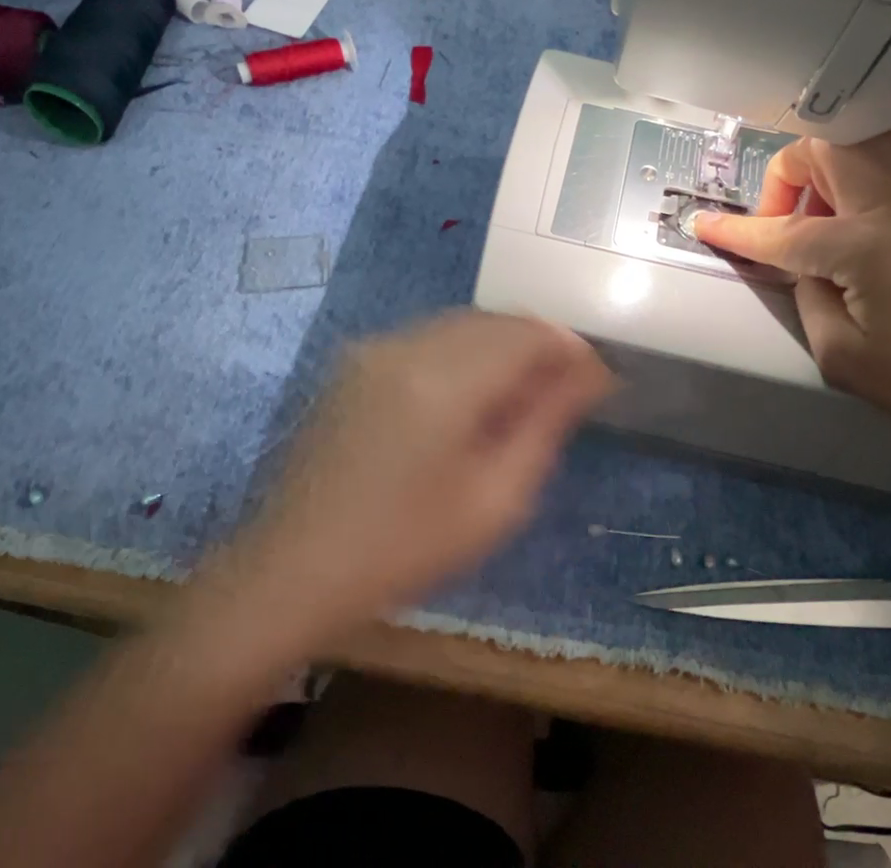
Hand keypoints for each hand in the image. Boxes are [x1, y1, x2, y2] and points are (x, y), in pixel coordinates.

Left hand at [206, 311, 611, 638]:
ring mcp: (372, 350)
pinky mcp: (352, 364)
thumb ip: (545, 423)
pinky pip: (426, 339)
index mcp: (444, 380)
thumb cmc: (404, 549)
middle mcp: (406, 345)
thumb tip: (588, 373)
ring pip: (460, 325)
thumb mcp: (495, 500)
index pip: (529, 333)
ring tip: (522, 398)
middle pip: (495, 320)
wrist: (292, 571)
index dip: (571, 351)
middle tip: (567, 393)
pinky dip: (463, 355)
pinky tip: (470, 399)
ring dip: (501, 348)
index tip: (598, 383)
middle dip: (539, 346)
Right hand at [694, 132, 890, 455]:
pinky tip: (868, 238)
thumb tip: (806, 267)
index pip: (782, 229)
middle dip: (786, 176)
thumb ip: (808, 297)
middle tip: (784, 224)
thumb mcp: (840, 356)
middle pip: (825, 147)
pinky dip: (865, 184)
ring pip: (867, 144)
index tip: (703, 224)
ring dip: (829, 170)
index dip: (736, 230)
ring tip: (824, 222)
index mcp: (864, 244)